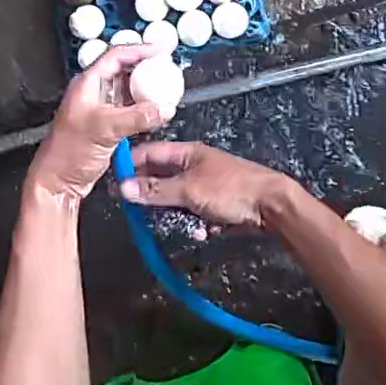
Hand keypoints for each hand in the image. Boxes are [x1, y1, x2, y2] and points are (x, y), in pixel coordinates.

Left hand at [28, 42, 174, 200]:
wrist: (57, 182)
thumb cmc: (67, 153)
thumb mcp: (104, 129)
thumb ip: (136, 117)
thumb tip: (163, 108)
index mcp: (88, 84)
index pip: (116, 56)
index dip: (139, 49)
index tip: (160, 49)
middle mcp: (94, 92)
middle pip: (124, 70)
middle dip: (146, 68)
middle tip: (166, 68)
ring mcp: (100, 108)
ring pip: (128, 90)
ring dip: (146, 89)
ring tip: (166, 89)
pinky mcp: (106, 125)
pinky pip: (129, 109)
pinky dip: (143, 108)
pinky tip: (156, 112)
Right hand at [116, 141, 299, 228]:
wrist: (272, 206)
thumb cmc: (230, 190)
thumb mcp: (189, 190)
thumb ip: (156, 190)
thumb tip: (123, 188)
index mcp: (185, 153)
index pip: (148, 153)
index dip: (130, 166)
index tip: (114, 183)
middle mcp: (191, 166)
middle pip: (159, 179)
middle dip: (152, 197)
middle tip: (139, 214)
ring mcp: (202, 186)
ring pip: (174, 200)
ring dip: (175, 214)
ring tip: (181, 224)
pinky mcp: (212, 205)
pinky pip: (191, 213)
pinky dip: (193, 223)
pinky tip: (201, 231)